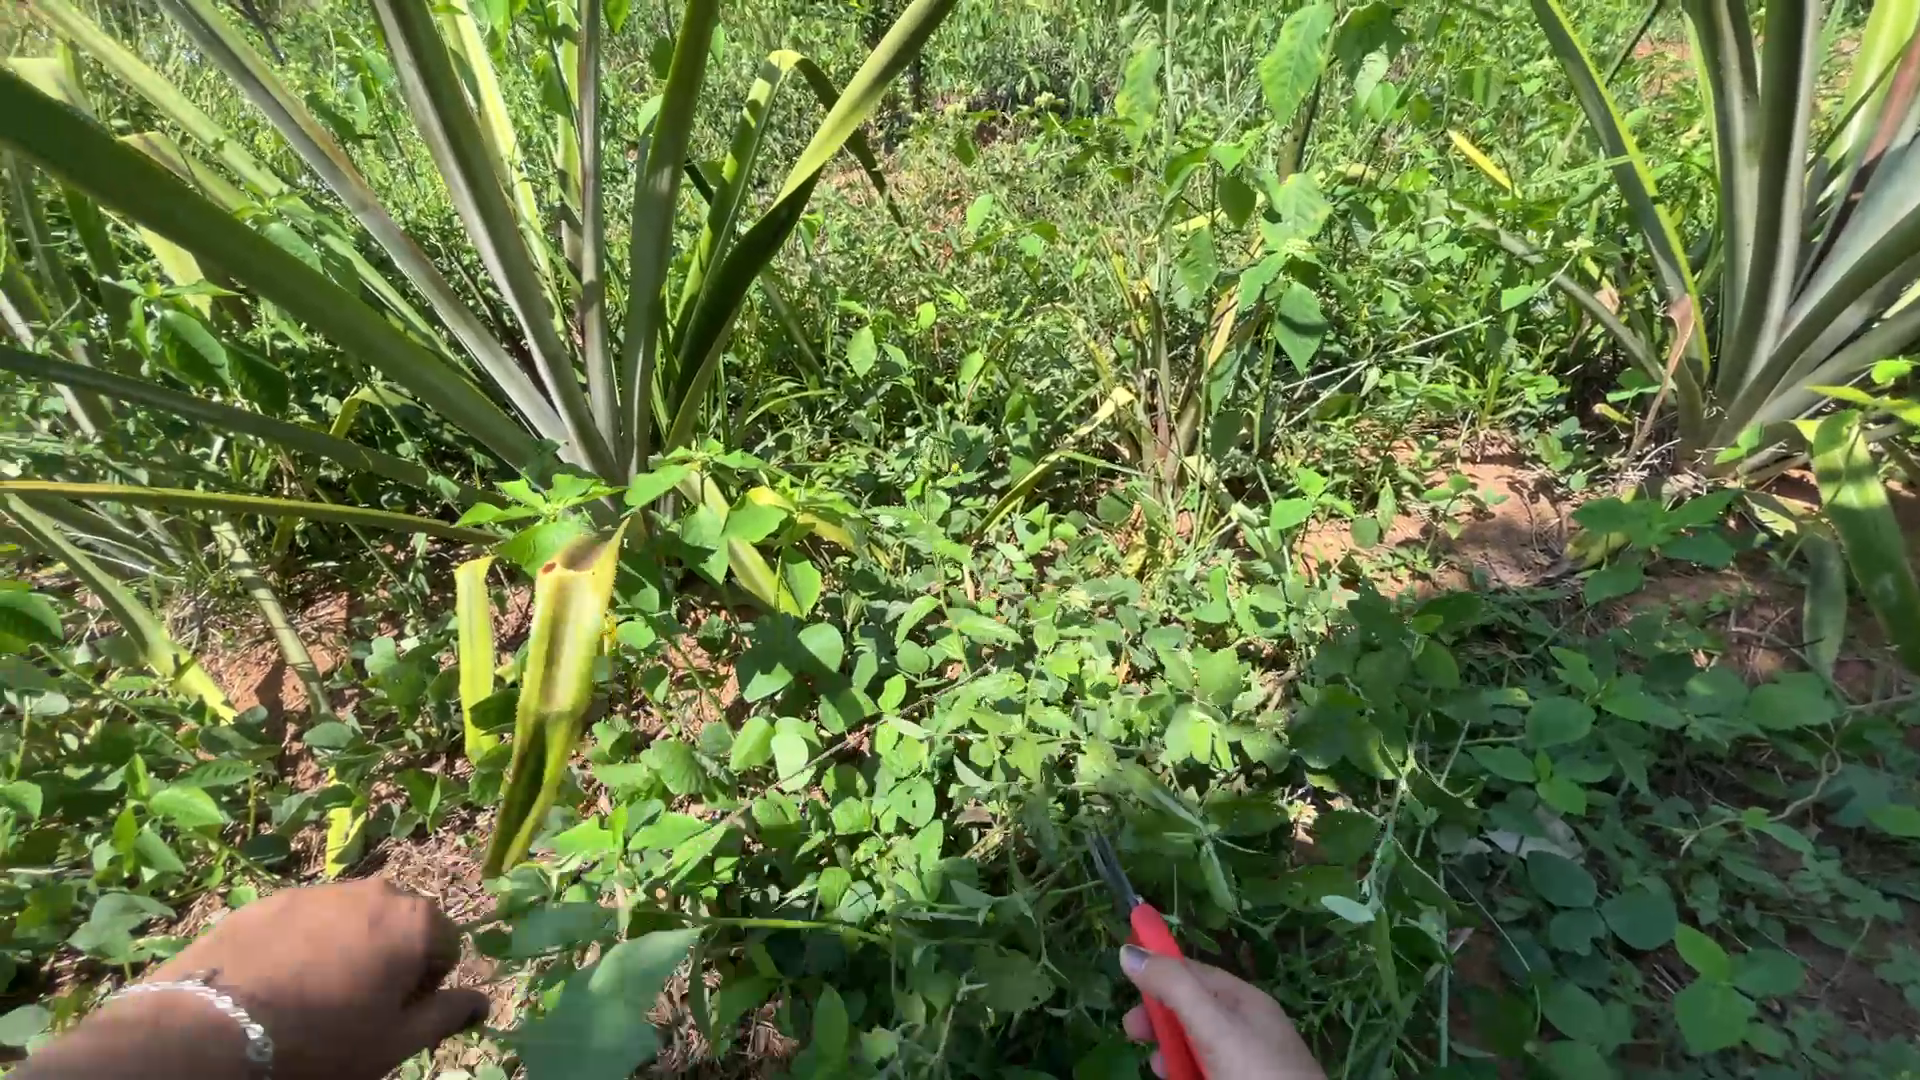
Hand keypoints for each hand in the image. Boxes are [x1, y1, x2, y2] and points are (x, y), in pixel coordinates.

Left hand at [23, 879, 488, 1079]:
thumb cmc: (316, 1046)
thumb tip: (484, 1003)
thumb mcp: (391, 1045)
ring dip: (343, 948)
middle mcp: (380, 892)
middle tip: (348, 1007)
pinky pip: (300, 921)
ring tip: (302, 998)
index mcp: (418, 921)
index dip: (423, 986)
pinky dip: (296, 946)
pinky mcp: (268, 901)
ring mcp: (322, 892)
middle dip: (386, 957)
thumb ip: (446, 1015)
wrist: (196, 1043)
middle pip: (400, 925)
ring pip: (349, 920)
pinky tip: (266, 987)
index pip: (446, 946)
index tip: (388, 1016)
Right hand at [1119, 946, 1325, 1079]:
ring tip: (1157, 1071)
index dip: (1158, 970)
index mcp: (1244, 1003)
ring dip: (1171, 1055)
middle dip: (1158, 1019)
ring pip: (1196, 1049)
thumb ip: (1172, 986)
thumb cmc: (1259, 1076)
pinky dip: (1188, 1076)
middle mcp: (1246, 1031)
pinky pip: (1205, 1074)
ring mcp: (1246, 1067)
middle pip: (1190, 1012)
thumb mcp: (1213, 1026)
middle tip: (1132, 1032)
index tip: (1125, 979)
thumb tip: (1129, 951)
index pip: (1192, 972)